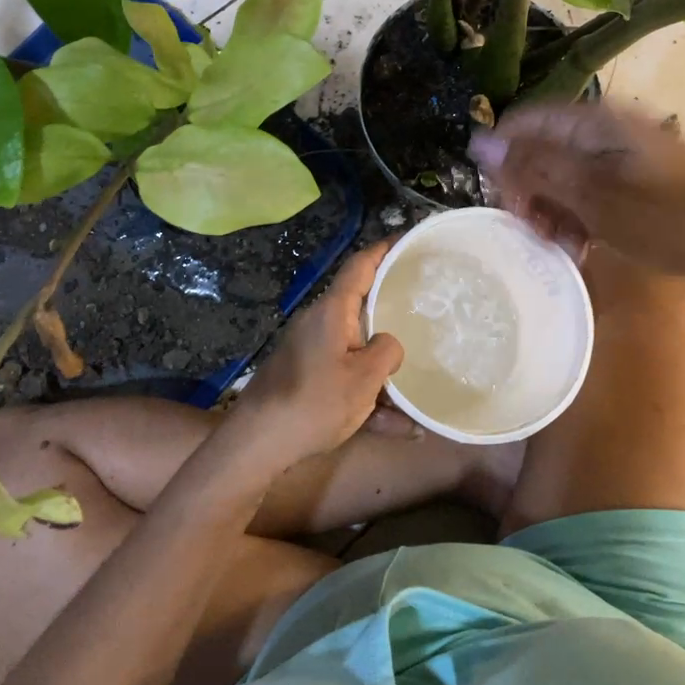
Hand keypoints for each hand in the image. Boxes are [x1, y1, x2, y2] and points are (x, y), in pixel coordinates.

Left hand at [228, 241, 404, 467]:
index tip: (408, 240)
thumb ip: (387, 352)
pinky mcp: (306, 379)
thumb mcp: (364, 378)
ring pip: (358, 352)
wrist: (257, 443)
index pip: (360, 266)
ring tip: (420, 390)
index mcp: (332, 312)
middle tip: (426, 309)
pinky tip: (400, 428)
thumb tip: (390, 344)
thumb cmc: (313, 402)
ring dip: (385, 371)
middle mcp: (319, 324)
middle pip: (362, 309)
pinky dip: (370, 398)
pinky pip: (347, 379)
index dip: (384, 250)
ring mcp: (310, 352)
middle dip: (393, 313)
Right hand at [469, 103, 684, 286]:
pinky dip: (584, 216)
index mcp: (593, 123)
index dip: (504, 166)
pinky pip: (596, 190)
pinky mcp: (644, 178)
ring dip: (557, 211)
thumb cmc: (682, 222)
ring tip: (569, 250)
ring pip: (568, 175)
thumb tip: (480, 141)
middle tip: (539, 238)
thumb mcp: (599, 200)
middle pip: (543, 151)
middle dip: (531, 194)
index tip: (508, 210)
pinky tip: (591, 247)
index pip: (523, 127)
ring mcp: (627, 153)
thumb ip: (538, 169)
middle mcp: (606, 129)